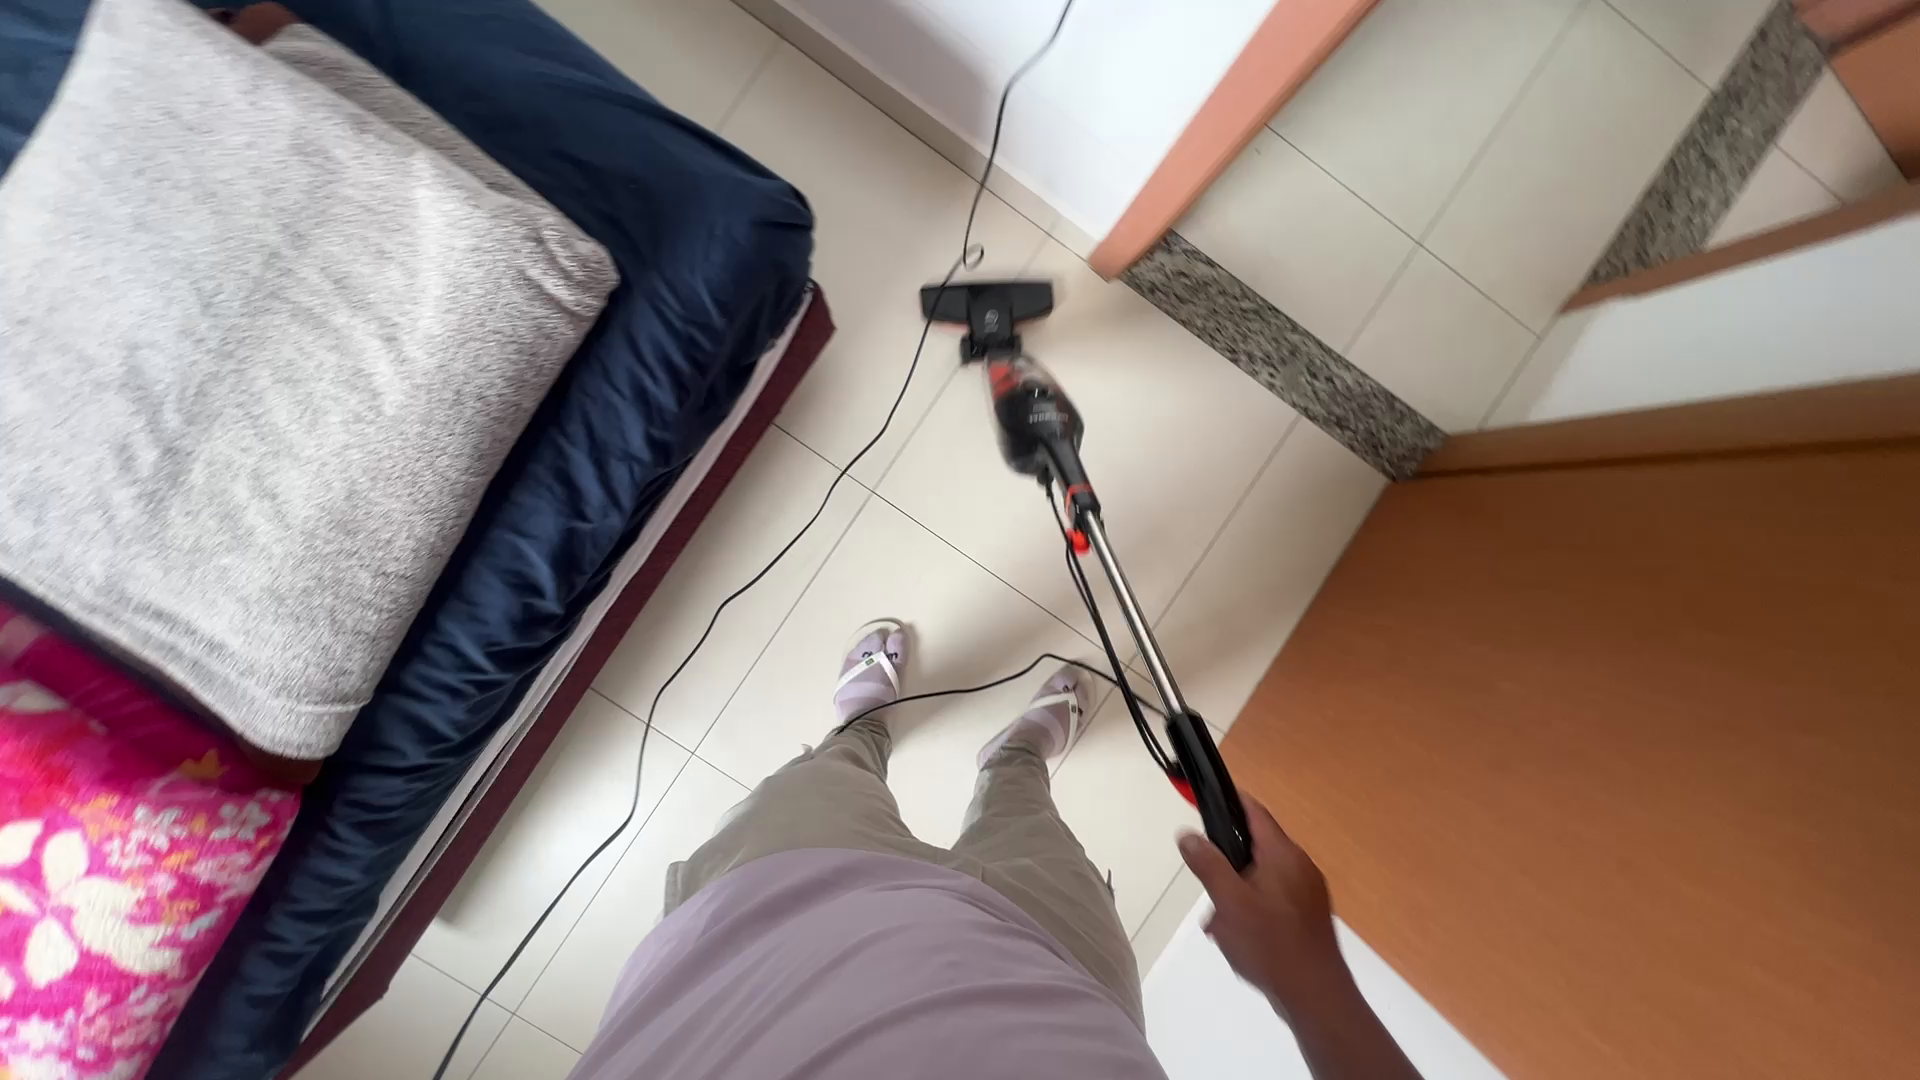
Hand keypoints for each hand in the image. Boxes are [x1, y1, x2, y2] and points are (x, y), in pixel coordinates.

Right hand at [1178, 794, 1346, 1012]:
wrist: (1318, 1001)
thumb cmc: (1271, 945)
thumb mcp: (1228, 901)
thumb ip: (1207, 864)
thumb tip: (1188, 834)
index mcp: (1283, 854)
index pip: (1253, 810)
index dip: (1228, 799)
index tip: (1202, 797)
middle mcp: (1300, 866)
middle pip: (1255, 846)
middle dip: (1226, 862)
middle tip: (1207, 883)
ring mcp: (1308, 893)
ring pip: (1261, 876)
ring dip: (1237, 890)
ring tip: (1221, 921)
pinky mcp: (1309, 917)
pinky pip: (1273, 898)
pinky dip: (1252, 907)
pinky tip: (1240, 936)